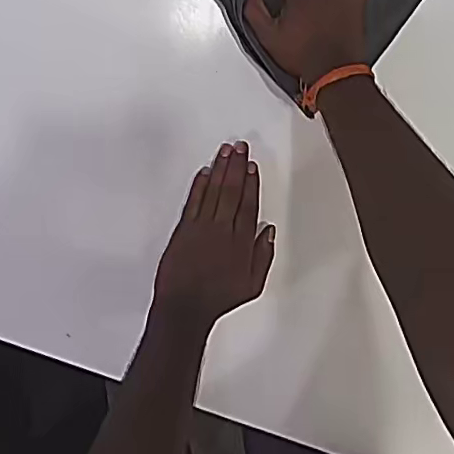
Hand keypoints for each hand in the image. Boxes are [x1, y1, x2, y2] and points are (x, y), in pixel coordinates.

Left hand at [152, 141, 275, 333]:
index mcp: (242, 242)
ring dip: (220, 168)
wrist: (185, 306)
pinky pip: (194, 201)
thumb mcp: (252, 284)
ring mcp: (202, 227)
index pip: (249, 204)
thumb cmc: (217, 298)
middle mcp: (223, 230)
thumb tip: (269, 230)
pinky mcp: (184, 228)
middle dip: (237, 166)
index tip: (252, 166)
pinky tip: (205, 171)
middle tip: (240, 147)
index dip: (252, 183)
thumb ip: (263, 255)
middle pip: (233, 191)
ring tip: (226, 151)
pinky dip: (199, 185)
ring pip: (215, 191)